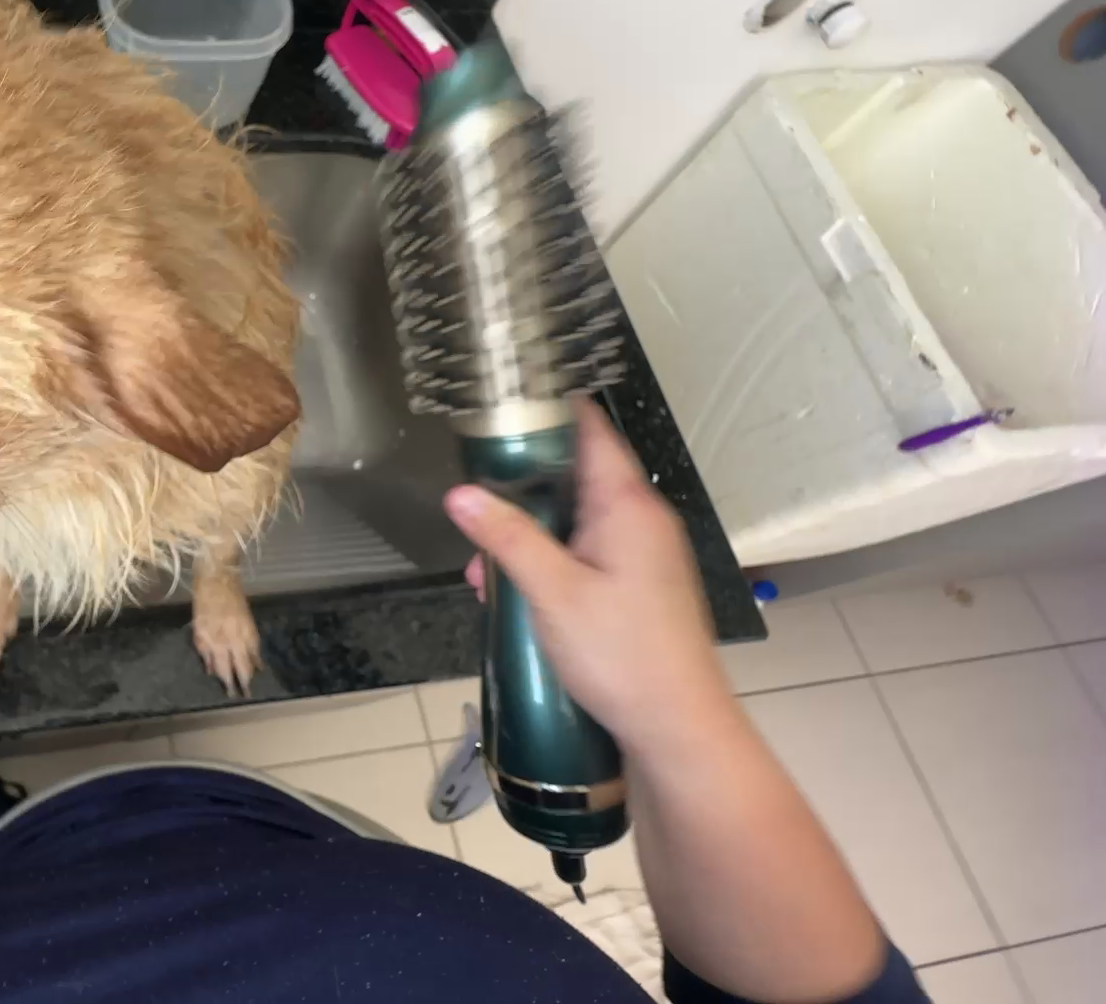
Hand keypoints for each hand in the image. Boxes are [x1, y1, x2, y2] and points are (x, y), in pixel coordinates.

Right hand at [443, 399, 731, 753]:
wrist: (676, 726)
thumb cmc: (620, 651)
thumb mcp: (552, 590)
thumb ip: (506, 537)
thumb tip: (458, 493)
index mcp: (627, 506)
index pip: (590, 431)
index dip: (546, 411)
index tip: (498, 408)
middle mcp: (637, 519)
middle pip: (570, 476)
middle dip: (516, 490)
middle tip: (472, 505)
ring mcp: (635, 552)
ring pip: (567, 519)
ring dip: (522, 535)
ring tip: (483, 570)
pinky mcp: (630, 581)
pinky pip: (576, 551)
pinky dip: (541, 561)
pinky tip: (510, 593)